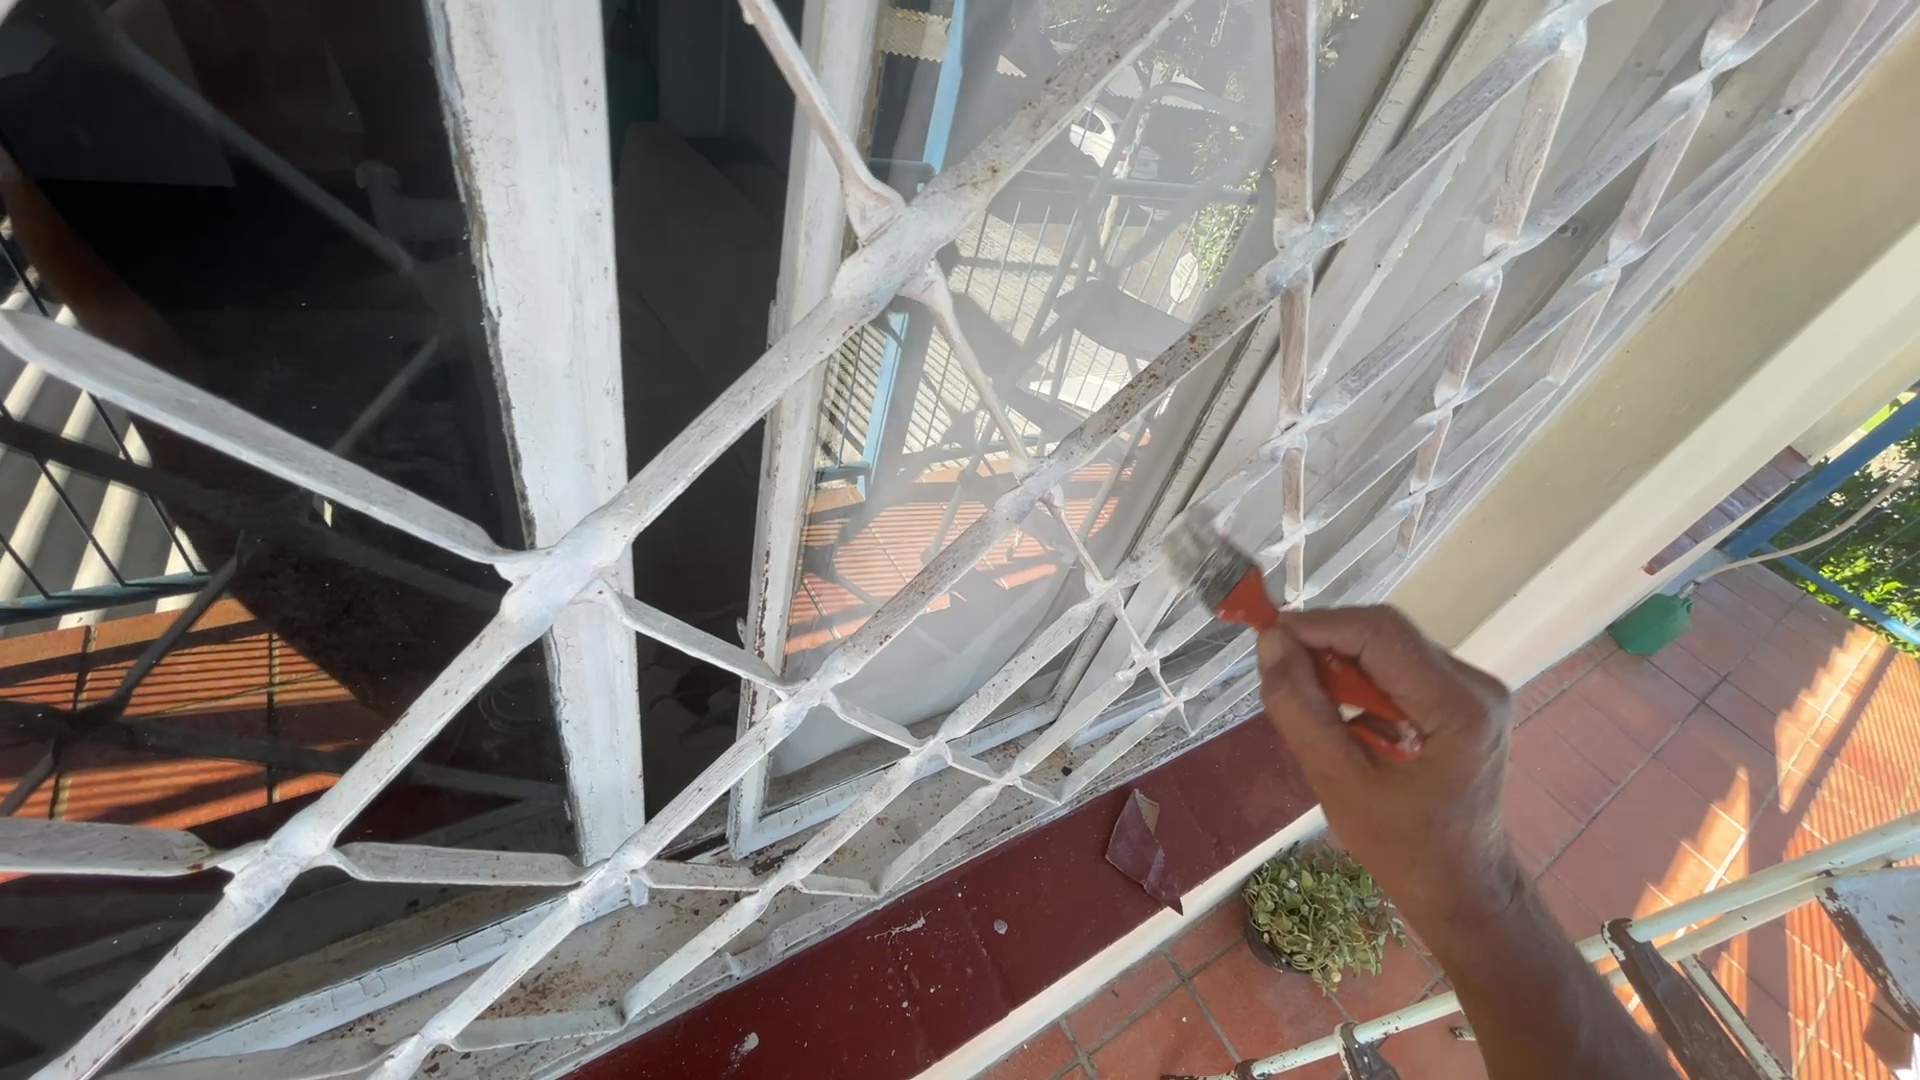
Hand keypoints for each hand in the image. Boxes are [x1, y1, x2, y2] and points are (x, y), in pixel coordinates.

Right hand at [1255, 606, 1521, 934]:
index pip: (1379, 633)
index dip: (1318, 625)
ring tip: (1306, 695)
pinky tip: (1338, 708)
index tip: (1267, 638)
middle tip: (1279, 668)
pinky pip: (1395, 664)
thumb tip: (1271, 641)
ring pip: (1387, 644)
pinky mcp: (1460, 698)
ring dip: (1337, 658)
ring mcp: (1472, 690)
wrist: (1460, 885)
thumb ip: (1299, 707)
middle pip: (1384, 633)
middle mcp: (1475, 685)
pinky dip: (1356, 674)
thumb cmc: (1399, 844)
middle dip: (1324, 641)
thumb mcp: (1335, 779)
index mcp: (1457, 708)